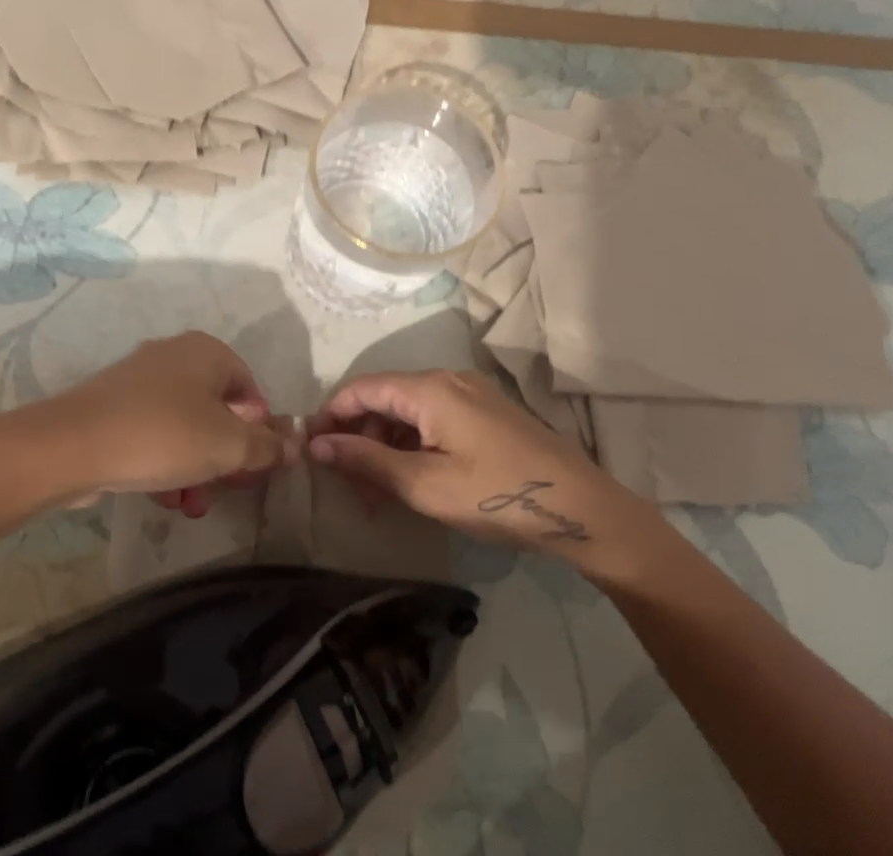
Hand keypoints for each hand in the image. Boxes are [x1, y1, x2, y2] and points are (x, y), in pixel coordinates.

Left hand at [44, 331, 295, 497]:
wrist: (73, 446)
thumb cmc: (164, 436)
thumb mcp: (229, 446)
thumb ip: (266, 446)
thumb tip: (292, 445)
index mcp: (206, 352)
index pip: (251, 389)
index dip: (260, 430)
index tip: (256, 466)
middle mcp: (173, 357)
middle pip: (217, 411)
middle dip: (224, 457)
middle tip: (227, 489)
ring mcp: (138, 382)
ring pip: (184, 429)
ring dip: (195, 470)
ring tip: (191, 506)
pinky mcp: (112, 409)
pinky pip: (152, 436)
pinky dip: (163, 465)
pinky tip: (162, 499)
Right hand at [307, 369, 632, 548]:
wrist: (583, 510)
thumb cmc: (498, 496)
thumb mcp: (424, 484)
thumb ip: (366, 461)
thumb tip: (315, 443)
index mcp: (431, 389)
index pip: (361, 389)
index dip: (330, 416)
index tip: (309, 451)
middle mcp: (449, 381)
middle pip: (384, 400)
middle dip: (357, 438)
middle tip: (346, 484)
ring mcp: (472, 398)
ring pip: (408, 414)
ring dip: (384, 448)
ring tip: (376, 494)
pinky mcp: (488, 418)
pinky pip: (434, 423)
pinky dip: (412, 448)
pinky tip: (410, 483)